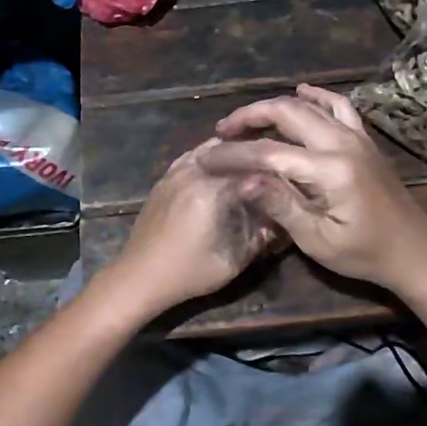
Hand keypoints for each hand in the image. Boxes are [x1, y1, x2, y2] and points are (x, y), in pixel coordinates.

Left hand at [102, 138, 284, 314]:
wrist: (139, 276)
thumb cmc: (188, 273)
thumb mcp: (233, 261)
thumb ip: (260, 236)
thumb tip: (283, 217)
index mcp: (210, 190)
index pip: (251, 168)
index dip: (272, 173)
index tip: (286, 183)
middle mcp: (192, 173)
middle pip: (231, 152)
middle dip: (254, 158)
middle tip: (272, 170)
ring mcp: (174, 173)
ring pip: (209, 149)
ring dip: (231, 153)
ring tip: (250, 164)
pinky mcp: (164, 179)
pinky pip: (191, 157)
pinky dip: (209, 155)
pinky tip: (220, 165)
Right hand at [200, 85, 426, 290]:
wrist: (414, 251)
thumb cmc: (364, 253)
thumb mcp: (316, 239)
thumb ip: (279, 205)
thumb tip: (241, 181)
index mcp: (331, 170)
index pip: (269, 153)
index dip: (233, 155)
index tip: (206, 160)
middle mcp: (343, 143)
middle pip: (287, 113)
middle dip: (249, 118)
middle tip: (222, 132)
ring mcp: (357, 137)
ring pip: (308, 106)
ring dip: (274, 107)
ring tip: (247, 120)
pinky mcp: (364, 139)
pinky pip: (338, 106)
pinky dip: (316, 96)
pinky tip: (300, 91)